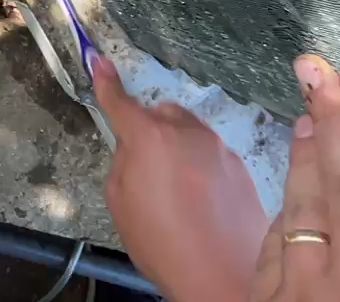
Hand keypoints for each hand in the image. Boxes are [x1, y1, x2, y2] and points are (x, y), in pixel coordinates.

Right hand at [93, 54, 266, 300]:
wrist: (227, 284)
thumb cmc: (162, 245)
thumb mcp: (120, 202)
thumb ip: (122, 160)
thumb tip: (132, 144)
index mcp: (148, 137)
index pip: (119, 101)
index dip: (105, 81)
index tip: (98, 60)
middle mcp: (185, 131)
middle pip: (160, 114)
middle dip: (150, 130)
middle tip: (147, 167)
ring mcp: (218, 147)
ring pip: (188, 131)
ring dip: (178, 146)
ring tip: (179, 190)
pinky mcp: (242, 167)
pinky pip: (211, 153)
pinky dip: (201, 165)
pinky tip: (202, 201)